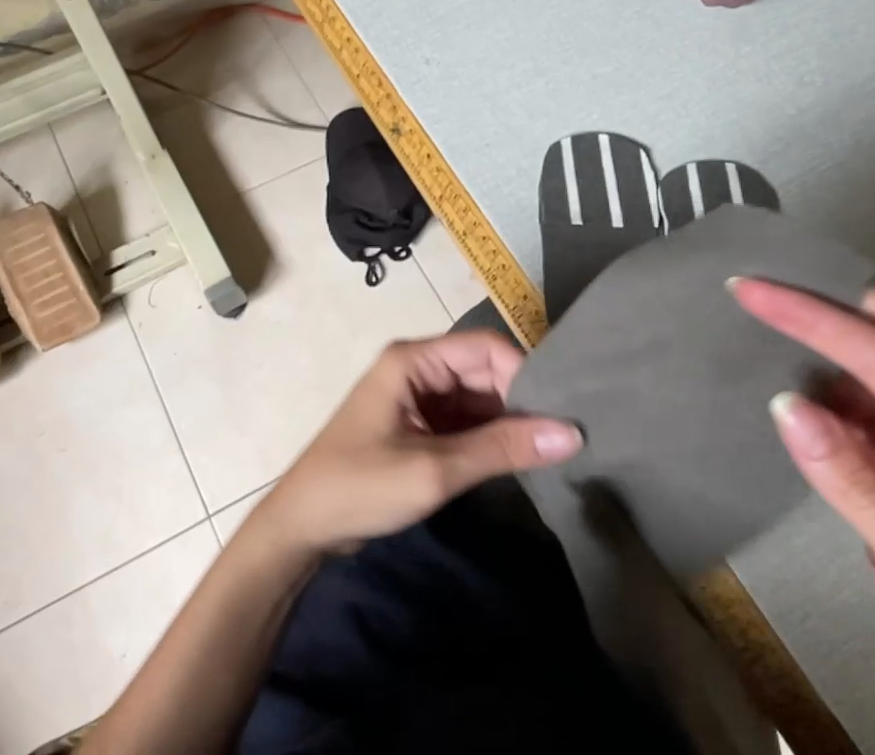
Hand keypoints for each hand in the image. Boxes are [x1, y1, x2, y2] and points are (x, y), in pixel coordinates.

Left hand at [247, 331, 584, 554]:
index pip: (485, 347)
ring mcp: (417, 398)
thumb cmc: (359, 487)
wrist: (302, 527)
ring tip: (553, 449)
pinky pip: (466, 421)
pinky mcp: (419, 427)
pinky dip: (490, 438)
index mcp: (411, 361)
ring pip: (479, 398)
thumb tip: (572, 433)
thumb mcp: (434, 470)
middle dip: (521, 401)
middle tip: (565, 435)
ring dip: (509, 422)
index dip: (524, 373)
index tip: (559, 412)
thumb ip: (502, 449)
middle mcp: (417, 370)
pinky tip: (521, 459)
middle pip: (485, 371)